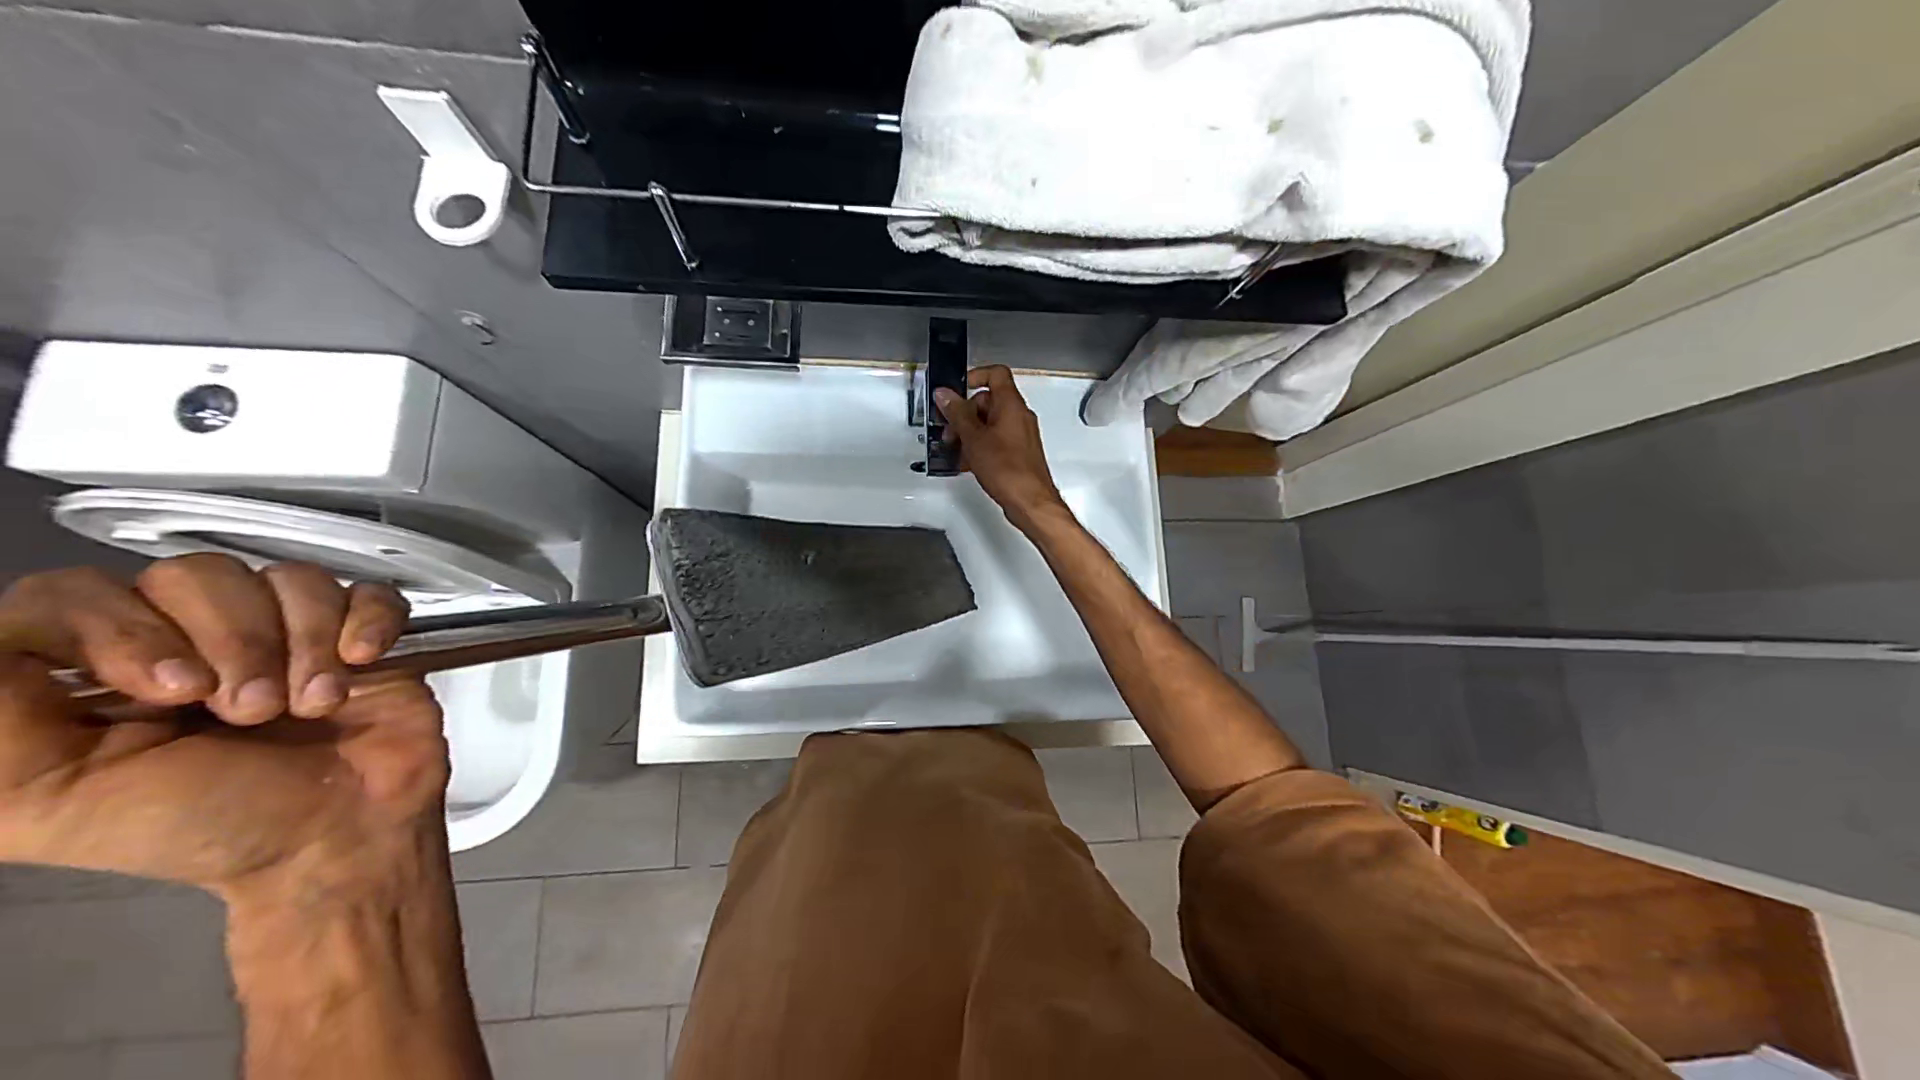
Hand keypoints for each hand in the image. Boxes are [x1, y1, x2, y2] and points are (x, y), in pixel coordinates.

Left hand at [0, 555, 445, 909]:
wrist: (342, 835)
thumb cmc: (207, 826)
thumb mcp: (46, 802)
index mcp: (107, 671)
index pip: (73, 594)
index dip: (120, 627)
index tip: (176, 690)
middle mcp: (195, 638)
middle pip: (194, 575)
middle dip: (236, 644)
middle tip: (253, 711)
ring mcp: (291, 630)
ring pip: (289, 579)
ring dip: (306, 646)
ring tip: (319, 704)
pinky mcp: (366, 630)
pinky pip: (368, 591)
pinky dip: (368, 622)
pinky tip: (365, 662)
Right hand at [935, 365, 1068, 531]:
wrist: (1030, 501)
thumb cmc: (1011, 471)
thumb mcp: (973, 438)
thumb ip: (957, 414)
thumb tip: (946, 395)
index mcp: (1011, 405)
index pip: (996, 374)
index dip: (974, 376)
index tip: (957, 389)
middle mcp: (1019, 417)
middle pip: (989, 401)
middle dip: (965, 412)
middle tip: (951, 427)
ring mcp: (1020, 435)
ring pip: (991, 423)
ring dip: (971, 432)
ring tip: (957, 447)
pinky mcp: (1018, 453)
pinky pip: (996, 441)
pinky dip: (980, 446)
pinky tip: (968, 461)